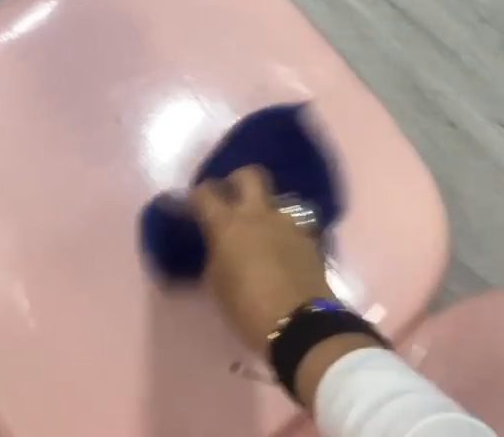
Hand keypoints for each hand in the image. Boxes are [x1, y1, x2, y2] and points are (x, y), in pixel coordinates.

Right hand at [190, 165, 330, 352]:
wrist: (304, 329)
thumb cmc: (248, 307)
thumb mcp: (217, 282)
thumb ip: (215, 254)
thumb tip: (218, 246)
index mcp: (227, 223)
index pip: (204, 192)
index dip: (195, 195)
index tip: (191, 205)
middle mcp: (258, 214)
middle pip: (249, 175)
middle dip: (237, 181)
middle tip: (231, 199)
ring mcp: (288, 226)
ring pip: (277, 200)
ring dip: (266, 210)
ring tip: (262, 230)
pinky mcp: (312, 243)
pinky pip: (295, 226)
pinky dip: (286, 233)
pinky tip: (282, 250)